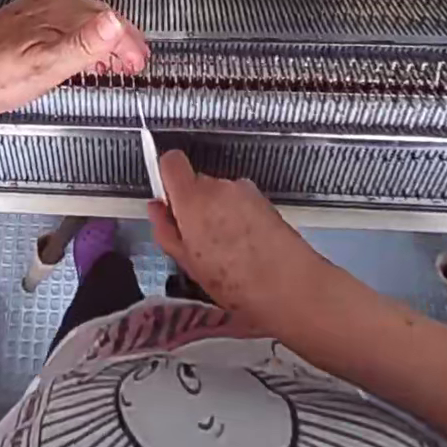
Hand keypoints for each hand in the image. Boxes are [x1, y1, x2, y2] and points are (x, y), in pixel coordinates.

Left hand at [0, 0, 148, 120]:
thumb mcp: (43, 66)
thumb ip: (83, 45)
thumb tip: (115, 23)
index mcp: (52, 14)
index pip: (105, 19)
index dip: (128, 40)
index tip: (139, 60)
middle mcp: (41, 8)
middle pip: (94, 17)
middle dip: (119, 39)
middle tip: (134, 61)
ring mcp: (28, 17)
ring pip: (77, 22)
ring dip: (101, 41)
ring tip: (113, 62)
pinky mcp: (18, 29)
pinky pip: (60, 28)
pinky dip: (79, 42)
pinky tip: (75, 57)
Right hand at [148, 150, 334, 332]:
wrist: (290, 285)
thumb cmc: (234, 281)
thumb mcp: (188, 263)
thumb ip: (166, 230)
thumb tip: (156, 207)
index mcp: (193, 198)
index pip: (171, 161)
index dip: (167, 176)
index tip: (169, 201)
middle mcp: (218, 186)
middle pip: (196, 182)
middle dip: (194, 204)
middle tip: (199, 239)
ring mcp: (243, 189)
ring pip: (219, 193)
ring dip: (217, 211)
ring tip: (227, 248)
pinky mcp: (262, 198)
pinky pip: (239, 200)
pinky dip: (237, 215)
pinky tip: (245, 244)